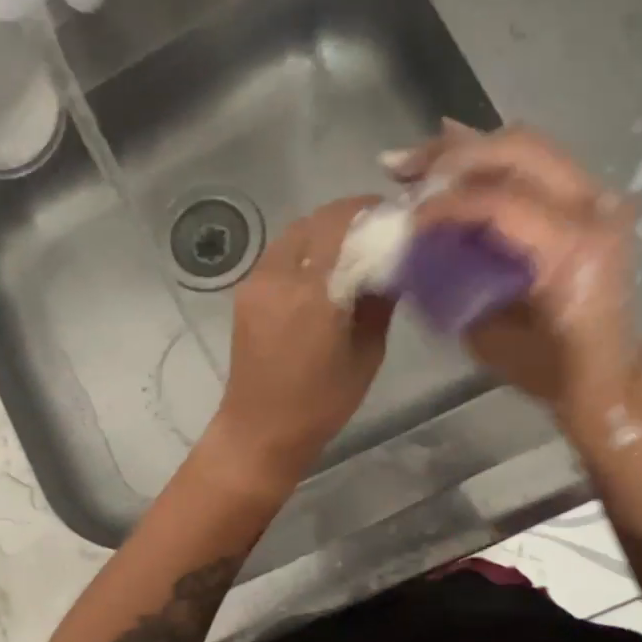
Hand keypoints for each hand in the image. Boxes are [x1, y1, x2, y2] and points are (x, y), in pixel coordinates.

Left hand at [208, 196, 394, 488]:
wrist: (259, 430)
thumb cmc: (320, 403)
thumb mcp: (367, 353)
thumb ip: (380, 301)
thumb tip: (393, 265)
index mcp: (313, 290)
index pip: (342, 223)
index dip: (371, 211)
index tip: (396, 216)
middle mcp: (278, 276)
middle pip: (315, 222)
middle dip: (348, 218)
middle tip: (377, 232)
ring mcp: (256, 283)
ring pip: (294, 234)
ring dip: (324, 232)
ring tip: (353, 249)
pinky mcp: (245, 294)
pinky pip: (279, 256)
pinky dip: (304, 250)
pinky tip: (325, 270)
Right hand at [386, 122, 639, 409]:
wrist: (604, 373)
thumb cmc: (543, 367)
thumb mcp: (488, 332)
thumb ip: (459, 276)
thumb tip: (414, 242)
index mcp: (572, 249)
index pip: (499, 202)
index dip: (442, 205)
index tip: (402, 220)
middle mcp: (593, 209)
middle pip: (516, 150)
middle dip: (450, 156)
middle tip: (399, 170)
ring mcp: (596, 197)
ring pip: (525, 146)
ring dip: (465, 152)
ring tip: (414, 165)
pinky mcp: (587, 199)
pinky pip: (534, 164)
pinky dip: (487, 163)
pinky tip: (446, 168)